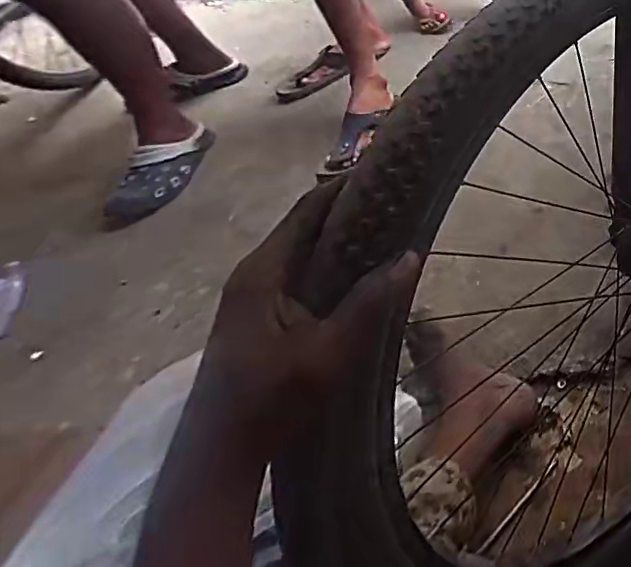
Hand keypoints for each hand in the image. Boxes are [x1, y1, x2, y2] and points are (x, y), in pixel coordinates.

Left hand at [186, 177, 421, 460]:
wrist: (218, 459)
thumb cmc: (271, 400)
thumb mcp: (329, 350)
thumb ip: (370, 301)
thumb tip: (412, 255)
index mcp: (263, 272)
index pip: (308, 209)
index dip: (345, 186)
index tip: (385, 172)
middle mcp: (255, 274)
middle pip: (306, 225)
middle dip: (350, 208)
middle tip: (397, 198)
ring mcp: (254, 295)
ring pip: (305, 249)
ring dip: (343, 235)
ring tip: (389, 226)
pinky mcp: (260, 314)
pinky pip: (302, 270)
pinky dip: (333, 260)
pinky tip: (362, 268)